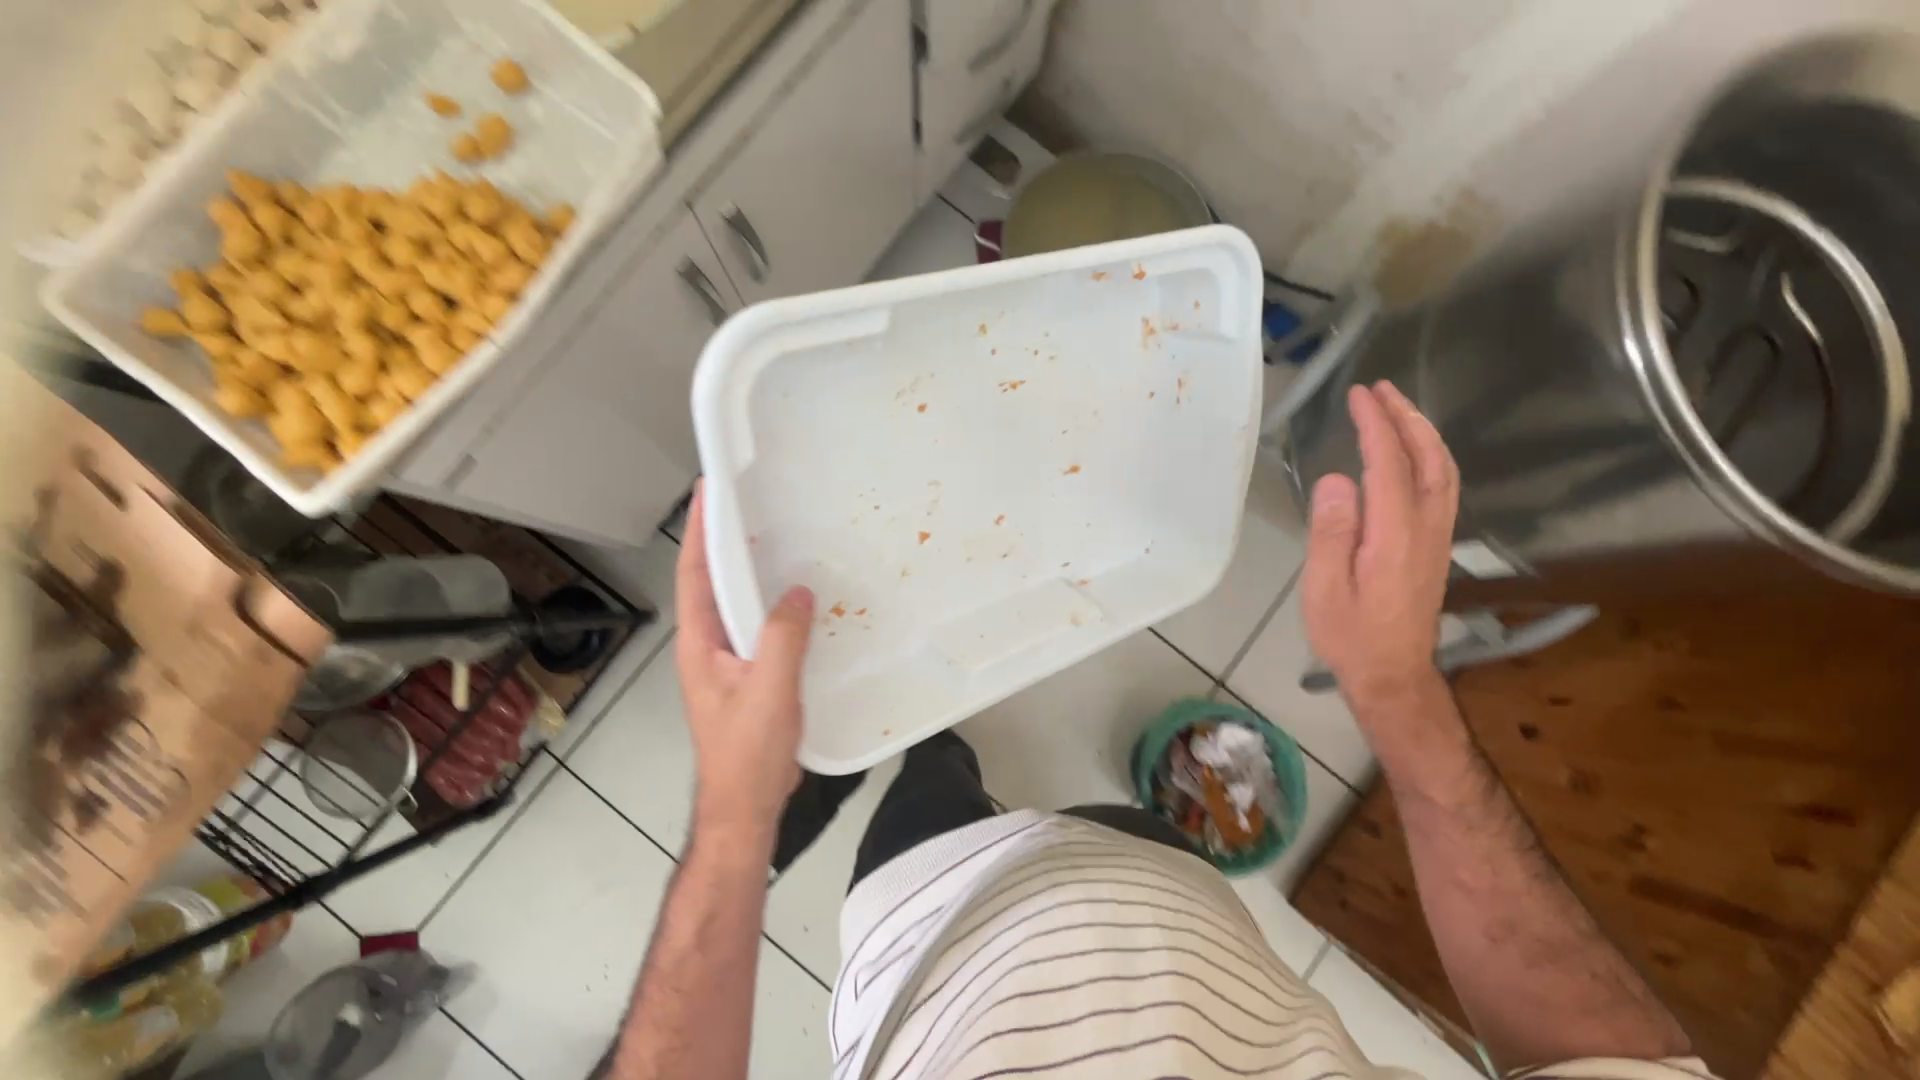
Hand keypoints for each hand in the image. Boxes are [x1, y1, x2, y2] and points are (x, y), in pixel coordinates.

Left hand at [675, 484, 815, 844]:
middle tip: (751, 504)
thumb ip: (783, 639)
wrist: (746, 804)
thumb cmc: (748, 754)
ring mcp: (727, 662)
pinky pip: (758, 628)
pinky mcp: (748, 676)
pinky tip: (798, 599)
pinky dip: (773, 605)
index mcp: (700, 644)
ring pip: (736, 605)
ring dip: (750, 571)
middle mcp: (708, 646)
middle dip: (726, 542)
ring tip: (776, 537)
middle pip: (712, 583)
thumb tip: (796, 592)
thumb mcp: (769, 691)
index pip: (695, 575)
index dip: (701, 532)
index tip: (710, 491)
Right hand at [1301, 381, 1459, 709]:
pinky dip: (1431, 456)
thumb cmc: (1350, 635)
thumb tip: (1337, 479)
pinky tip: (1414, 453)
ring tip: (1398, 408)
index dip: (1376, 425)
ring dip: (1423, 433)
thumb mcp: (1324, 588)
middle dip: (1407, 418)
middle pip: (1428, 459)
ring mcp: (1438, 537)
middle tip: (1381, 389)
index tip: (1360, 395)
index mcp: (1395, 535)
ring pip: (1443, 471)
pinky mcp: (1436, 547)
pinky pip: (1443, 487)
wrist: (1393, 674)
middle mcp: (1426, 529)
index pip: (1390, 465)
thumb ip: (1332, 532)